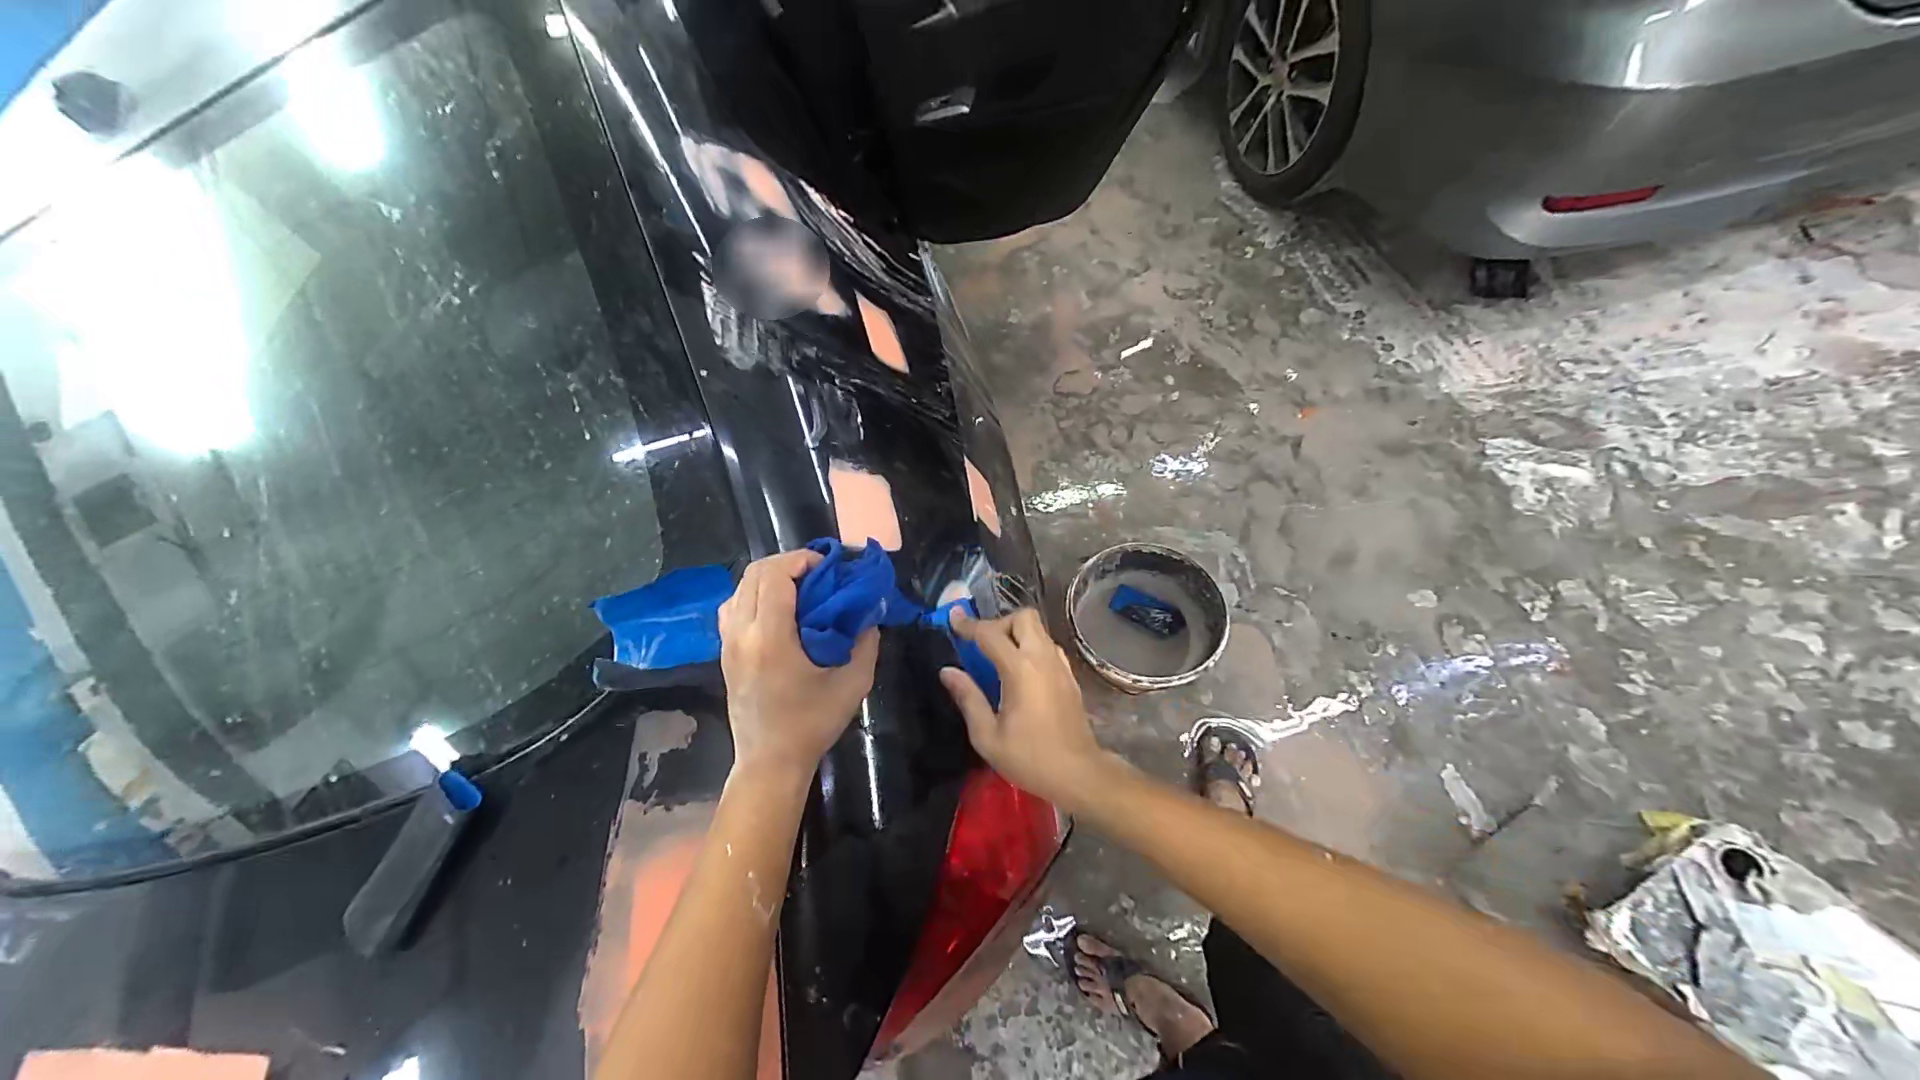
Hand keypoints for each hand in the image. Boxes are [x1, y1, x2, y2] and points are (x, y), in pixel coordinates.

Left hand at [719, 549, 879, 779]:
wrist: (770, 762)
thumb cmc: (812, 724)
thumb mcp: (853, 684)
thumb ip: (866, 642)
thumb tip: (869, 612)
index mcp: (770, 638)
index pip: (775, 576)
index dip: (801, 560)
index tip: (828, 567)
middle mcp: (741, 633)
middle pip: (754, 573)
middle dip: (787, 563)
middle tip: (817, 573)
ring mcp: (727, 643)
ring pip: (740, 587)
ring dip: (769, 577)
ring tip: (799, 587)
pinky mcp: (724, 653)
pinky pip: (733, 607)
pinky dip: (754, 595)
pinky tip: (778, 610)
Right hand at [940, 609, 1108, 806]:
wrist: (1079, 774)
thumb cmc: (1030, 758)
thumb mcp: (988, 736)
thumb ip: (968, 698)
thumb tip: (948, 671)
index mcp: (1020, 670)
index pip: (990, 634)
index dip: (968, 624)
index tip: (952, 618)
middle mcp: (1043, 659)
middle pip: (1023, 618)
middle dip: (999, 623)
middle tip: (982, 644)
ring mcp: (1060, 666)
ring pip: (1039, 630)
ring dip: (1017, 633)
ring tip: (998, 657)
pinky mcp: (1070, 676)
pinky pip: (1048, 647)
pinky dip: (1031, 647)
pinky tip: (1021, 672)